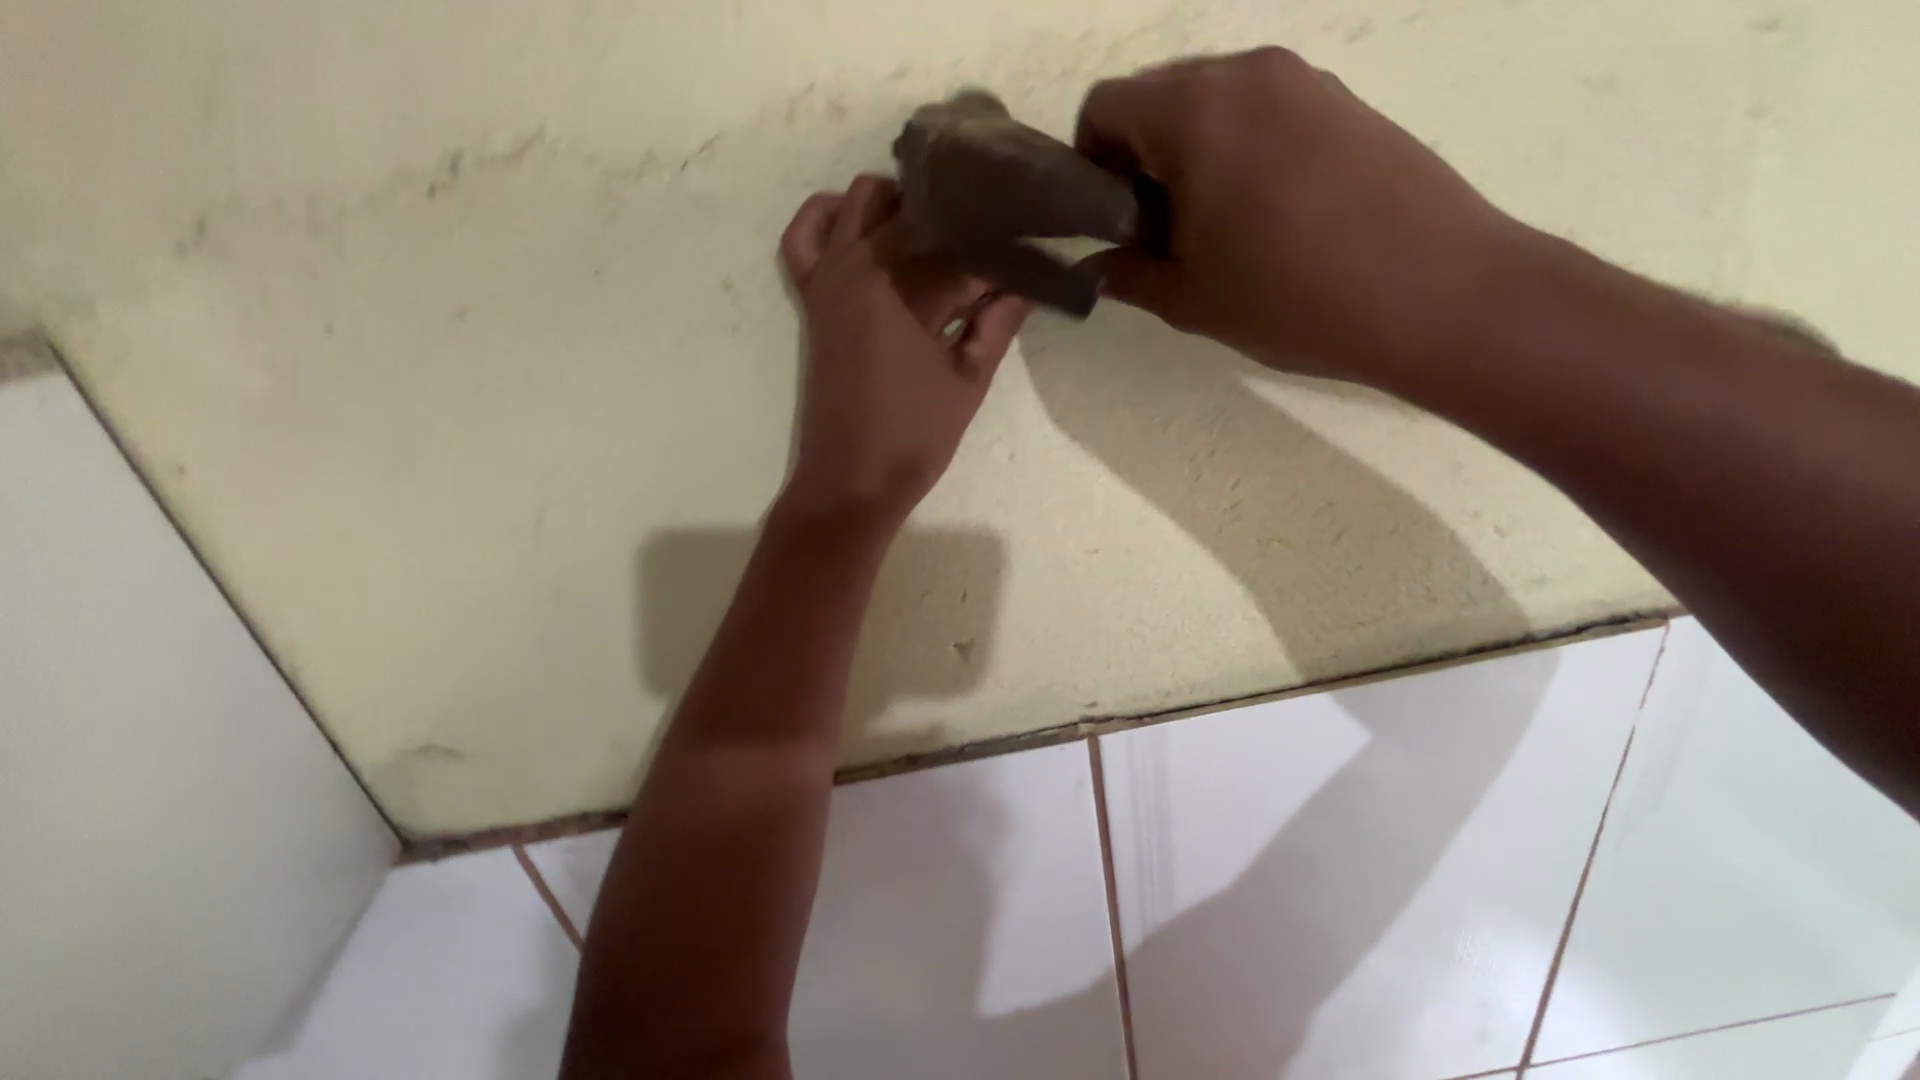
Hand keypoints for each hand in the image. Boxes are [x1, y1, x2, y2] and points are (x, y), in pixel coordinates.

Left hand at [778, 175, 1029, 526]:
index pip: (963, 245)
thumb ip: (998, 323)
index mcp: (906, 286)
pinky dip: (830, 216)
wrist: (850, 481)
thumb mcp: (969, 381)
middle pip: (918, 212)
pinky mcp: (811, 296)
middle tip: (994, 239)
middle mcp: (862, 264)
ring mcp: (829, 276)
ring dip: (902, 204)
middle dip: (959, 220)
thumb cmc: (914, 436)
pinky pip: (805, 234)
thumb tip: (1026, 282)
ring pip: (862, 200)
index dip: (999, 249)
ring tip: (940, 233)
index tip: (1029, 248)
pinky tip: (864, 227)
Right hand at [1077, 48, 1527, 383]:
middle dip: (1140, 157)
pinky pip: (1265, 110)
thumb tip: (1092, 268)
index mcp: (1194, 111)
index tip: (1111, 220)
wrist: (1441, 295)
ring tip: (1219, 227)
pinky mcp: (1345, 100)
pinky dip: (1243, 149)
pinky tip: (1271, 214)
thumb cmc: (1295, 298)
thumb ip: (1125, 274)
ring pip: (1213, 102)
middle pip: (1157, 95)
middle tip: (1161, 230)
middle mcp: (1247, 73)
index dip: (1089, 164)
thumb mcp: (1190, 299)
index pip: (1104, 107)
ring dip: (1192, 153)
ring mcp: (1305, 80)